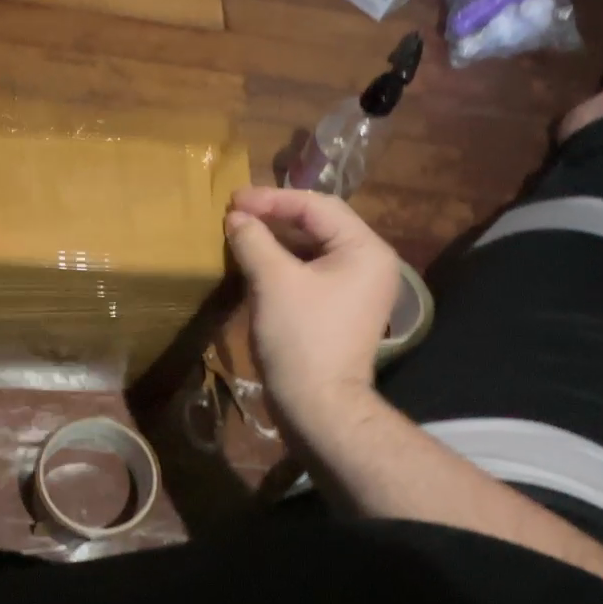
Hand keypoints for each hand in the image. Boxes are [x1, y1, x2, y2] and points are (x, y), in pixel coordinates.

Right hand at [224, 187, 400, 432]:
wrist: (317, 404)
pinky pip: (310, 273)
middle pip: (318, 224)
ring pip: (312, 249)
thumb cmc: (300, 338)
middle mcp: (369, 262)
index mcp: (365, 249)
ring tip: (240, 234)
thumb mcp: (273, 282)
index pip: (317, 205)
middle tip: (234, 213)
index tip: (233, 199)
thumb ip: (254, 241)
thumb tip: (236, 217)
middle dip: (274, 217)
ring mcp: (356, 288)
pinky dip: (282, 264)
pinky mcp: (340, 309)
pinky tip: (254, 263)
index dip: (272, 198)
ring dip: (275, 240)